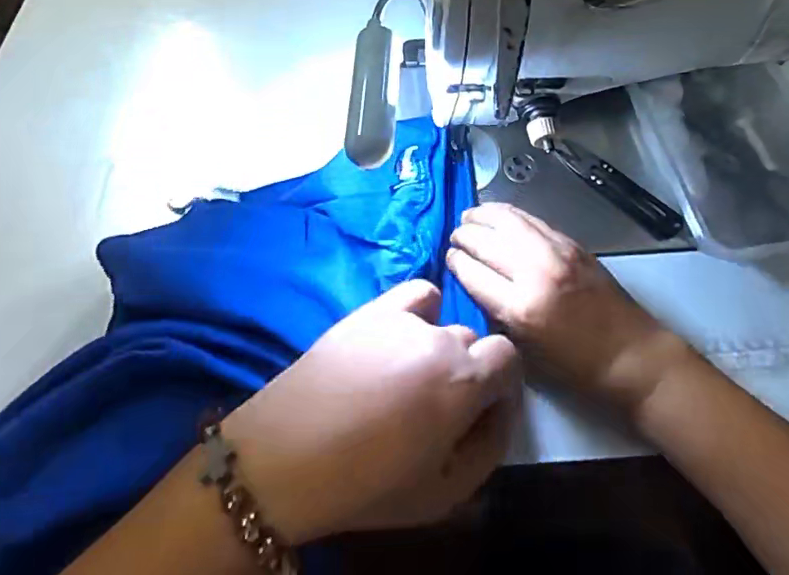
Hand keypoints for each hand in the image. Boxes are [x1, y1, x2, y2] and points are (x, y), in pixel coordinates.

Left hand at [222, 280, 519, 543]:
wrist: (280, 463)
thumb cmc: (365, 487)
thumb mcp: (445, 494)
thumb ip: (491, 448)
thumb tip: (502, 410)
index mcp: (464, 382)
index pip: (509, 358)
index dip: (502, 385)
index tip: (482, 411)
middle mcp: (442, 339)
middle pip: (475, 344)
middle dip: (469, 374)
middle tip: (439, 409)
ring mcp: (406, 320)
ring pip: (447, 326)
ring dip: (442, 351)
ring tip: (410, 381)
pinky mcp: (374, 310)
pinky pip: (420, 295)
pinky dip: (423, 313)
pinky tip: (404, 340)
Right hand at [446, 203, 696, 417]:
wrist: (631, 353)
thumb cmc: (578, 366)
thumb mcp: (528, 351)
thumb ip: (499, 315)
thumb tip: (477, 288)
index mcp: (522, 308)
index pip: (475, 274)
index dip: (457, 263)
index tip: (447, 257)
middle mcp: (536, 272)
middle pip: (490, 241)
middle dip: (466, 235)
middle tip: (454, 235)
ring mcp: (557, 252)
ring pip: (512, 221)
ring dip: (487, 215)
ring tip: (470, 216)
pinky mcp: (573, 244)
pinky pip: (535, 221)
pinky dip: (513, 215)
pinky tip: (502, 215)